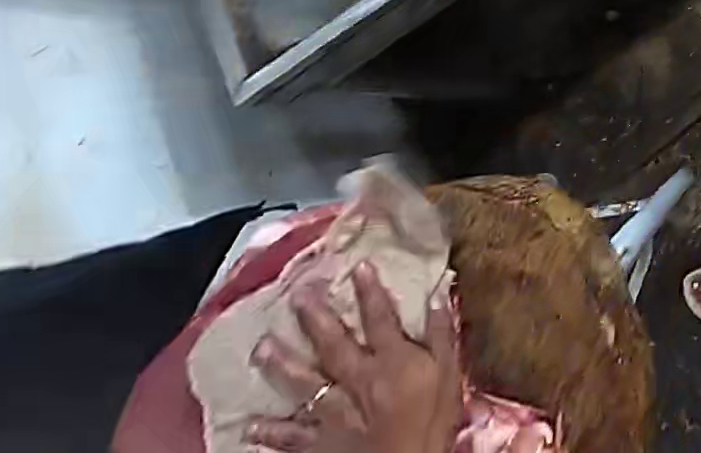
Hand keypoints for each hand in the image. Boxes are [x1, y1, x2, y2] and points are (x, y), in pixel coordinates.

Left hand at [247, 263, 462, 452]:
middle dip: (315, 319)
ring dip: (280, 366)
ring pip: (303, 385)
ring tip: (260, 346)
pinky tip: (250, 426)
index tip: (358, 266)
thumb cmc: (435, 418)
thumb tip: (439, 293)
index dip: (369, 291)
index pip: (380, 317)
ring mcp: (333, 414)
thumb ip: (442, 333)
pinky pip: (289, 437)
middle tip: (297, 295)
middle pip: (333, 345)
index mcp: (392, 360)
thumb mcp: (451, 370)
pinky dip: (269, 432)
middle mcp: (358, 380)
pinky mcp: (318, 445)